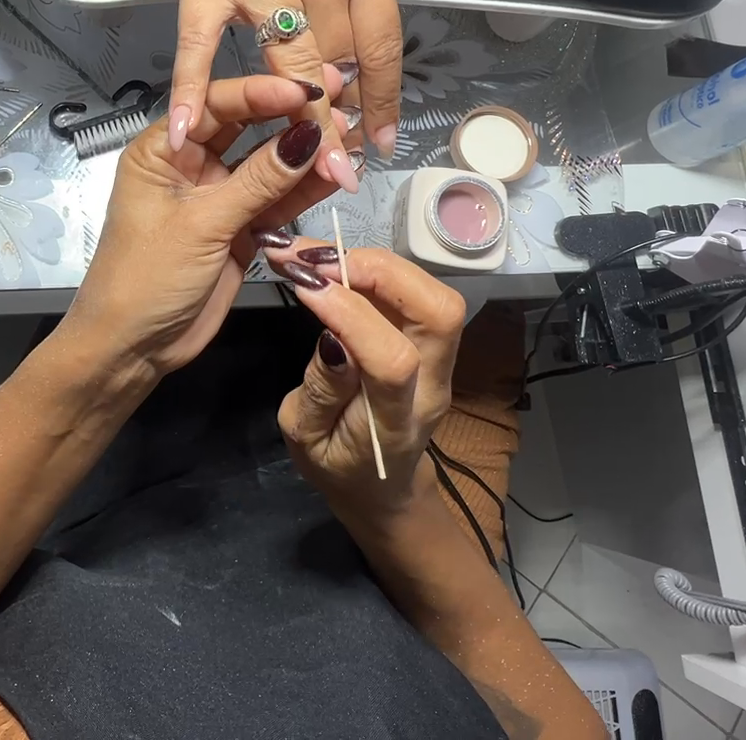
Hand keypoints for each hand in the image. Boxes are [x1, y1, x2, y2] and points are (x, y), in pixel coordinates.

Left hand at [60, 75, 345, 383]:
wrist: (134, 347)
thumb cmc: (146, 277)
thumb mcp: (201, 225)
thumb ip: (258, 181)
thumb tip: (309, 136)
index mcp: (162, 149)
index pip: (215, 104)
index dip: (261, 94)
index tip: (307, 90)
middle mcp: (191, 164)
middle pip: (247, 127)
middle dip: (291, 115)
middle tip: (340, 97)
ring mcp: (218, 196)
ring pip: (268, 164)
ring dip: (306, 153)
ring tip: (350, 134)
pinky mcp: (239, 228)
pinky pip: (277, 200)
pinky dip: (305, 190)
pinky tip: (338, 173)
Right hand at [143, 0, 401, 187]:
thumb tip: (357, 23)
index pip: (380, 40)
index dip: (383, 96)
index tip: (381, 138)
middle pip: (336, 63)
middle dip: (343, 121)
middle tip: (343, 170)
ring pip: (285, 66)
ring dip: (298, 123)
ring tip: (306, 171)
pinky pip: (200, 49)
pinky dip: (192, 94)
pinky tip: (186, 137)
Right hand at [262, 238, 466, 515]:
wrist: (382, 489)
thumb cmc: (337, 468)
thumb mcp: (306, 440)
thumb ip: (321, 391)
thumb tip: (332, 337)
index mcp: (396, 421)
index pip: (393, 359)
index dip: (350, 313)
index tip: (304, 286)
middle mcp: (431, 386)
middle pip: (439, 312)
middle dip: (378, 270)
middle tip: (317, 259)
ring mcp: (441, 363)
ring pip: (434, 295)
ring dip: (376, 264)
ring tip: (319, 258)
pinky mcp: (432, 344)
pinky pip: (417, 295)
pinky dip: (376, 270)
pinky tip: (336, 267)